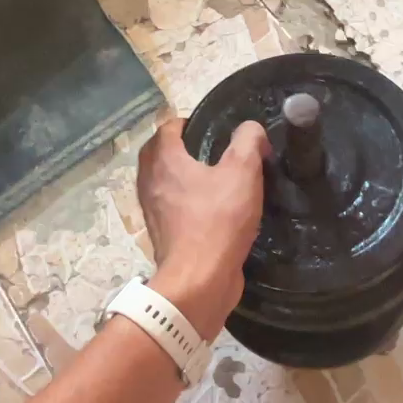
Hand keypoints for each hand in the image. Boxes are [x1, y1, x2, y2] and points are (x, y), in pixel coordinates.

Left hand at [137, 116, 269, 339]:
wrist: (198, 280)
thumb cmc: (218, 221)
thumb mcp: (243, 172)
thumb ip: (248, 142)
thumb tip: (251, 129)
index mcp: (165, 160)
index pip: (169, 126)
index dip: (191, 122)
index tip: (215, 128)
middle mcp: (151, 181)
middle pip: (159, 152)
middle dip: (182, 146)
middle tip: (213, 150)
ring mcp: (153, 209)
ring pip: (163, 180)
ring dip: (182, 174)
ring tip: (214, 178)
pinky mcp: (162, 233)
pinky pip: (170, 205)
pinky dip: (184, 200)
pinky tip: (211, 208)